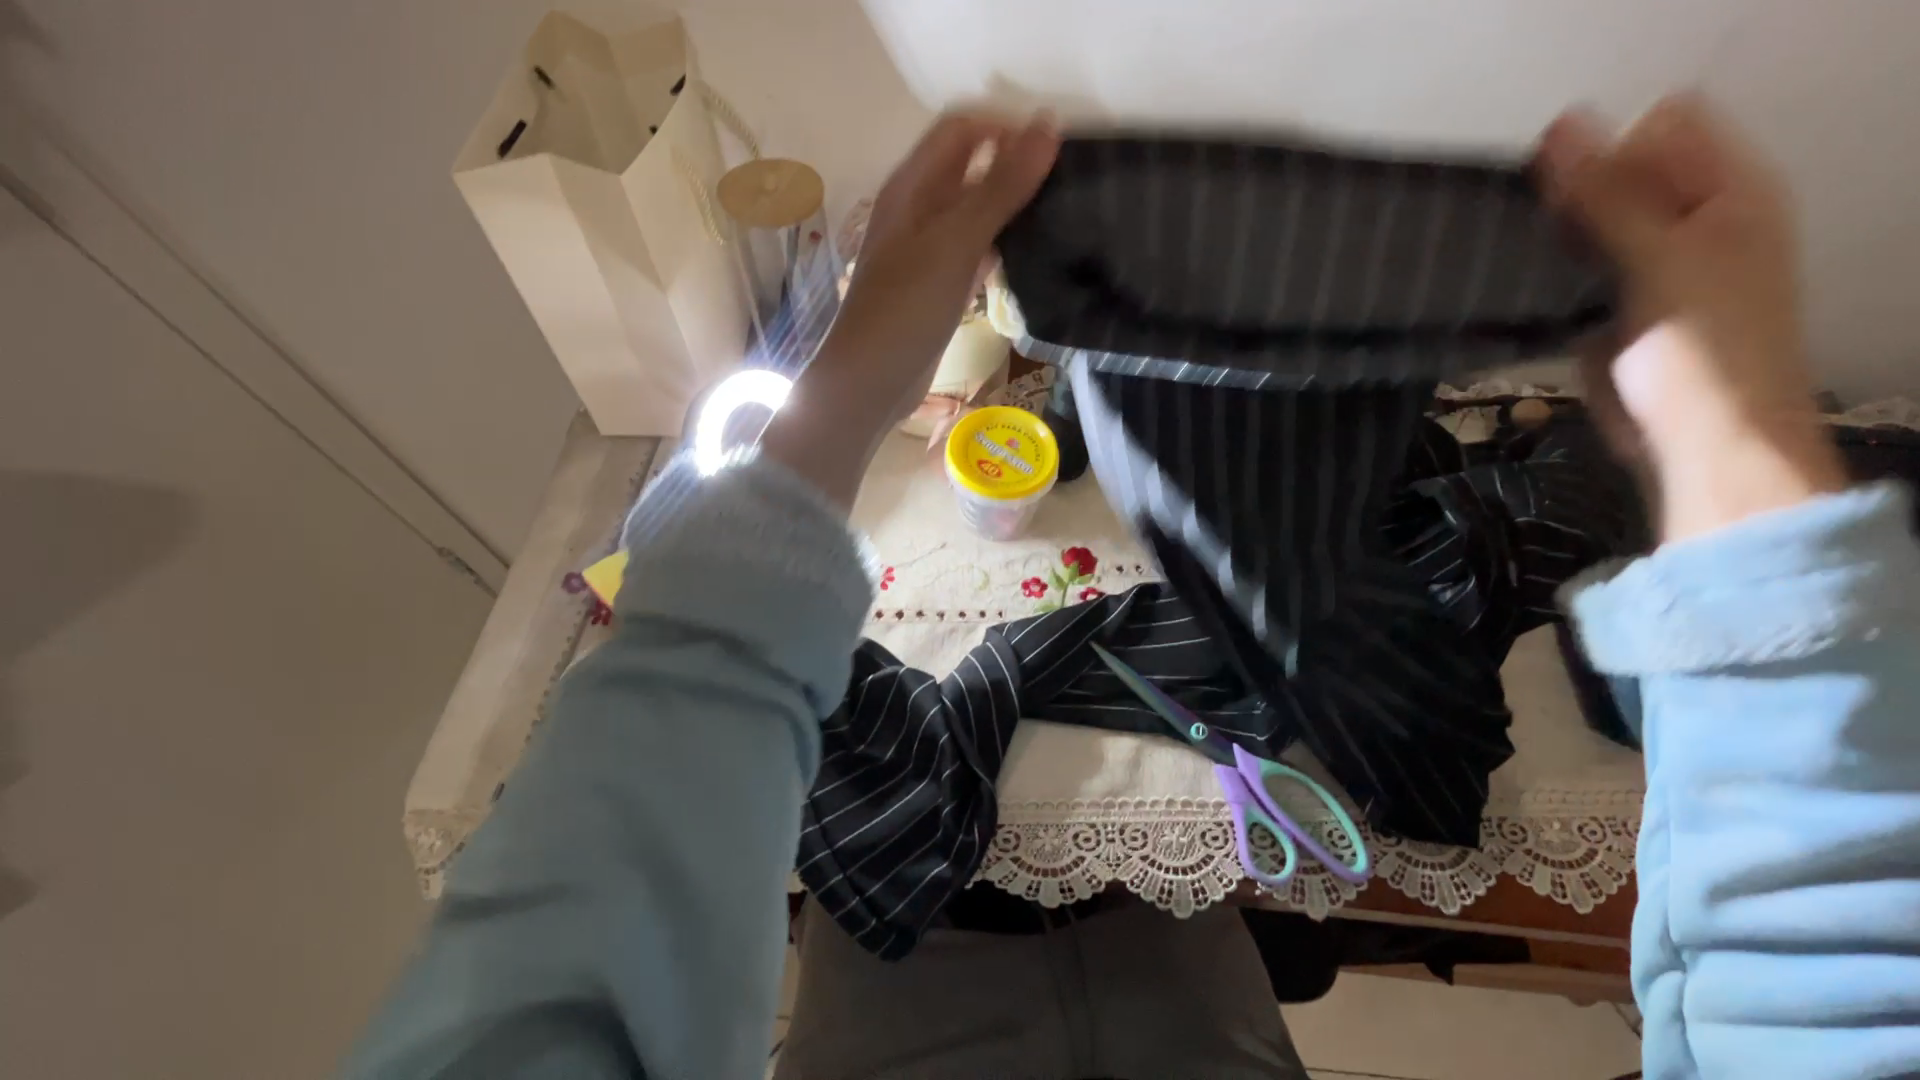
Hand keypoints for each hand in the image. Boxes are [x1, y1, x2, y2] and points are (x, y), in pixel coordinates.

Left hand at [761, 113, 1059, 509]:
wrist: (871, 380)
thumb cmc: (906, 308)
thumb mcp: (955, 242)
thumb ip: (1001, 187)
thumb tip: (1048, 126)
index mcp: (911, 186)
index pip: (962, 130)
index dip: (1005, 130)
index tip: (1051, 153)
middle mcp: (918, 210)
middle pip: (971, 167)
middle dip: (1014, 167)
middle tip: (1067, 184)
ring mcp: (928, 249)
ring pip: (976, 211)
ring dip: (1012, 208)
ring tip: (1061, 215)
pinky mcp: (940, 284)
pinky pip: (976, 250)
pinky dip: (1002, 246)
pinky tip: (1036, 256)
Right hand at [1536, 96, 1846, 542]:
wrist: (1700, 440)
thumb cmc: (1702, 352)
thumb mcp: (1661, 260)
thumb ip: (1608, 195)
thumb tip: (1559, 128)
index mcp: (1729, 190)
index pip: (1661, 125)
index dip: (1609, 148)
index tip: (1565, 196)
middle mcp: (1693, 216)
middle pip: (1620, 171)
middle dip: (1573, 193)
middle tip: (1539, 232)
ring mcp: (1651, 260)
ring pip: (1588, 218)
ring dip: (1553, 233)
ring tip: (1526, 260)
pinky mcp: (1612, 301)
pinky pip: (1572, 264)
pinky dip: (1548, 268)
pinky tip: (1527, 285)